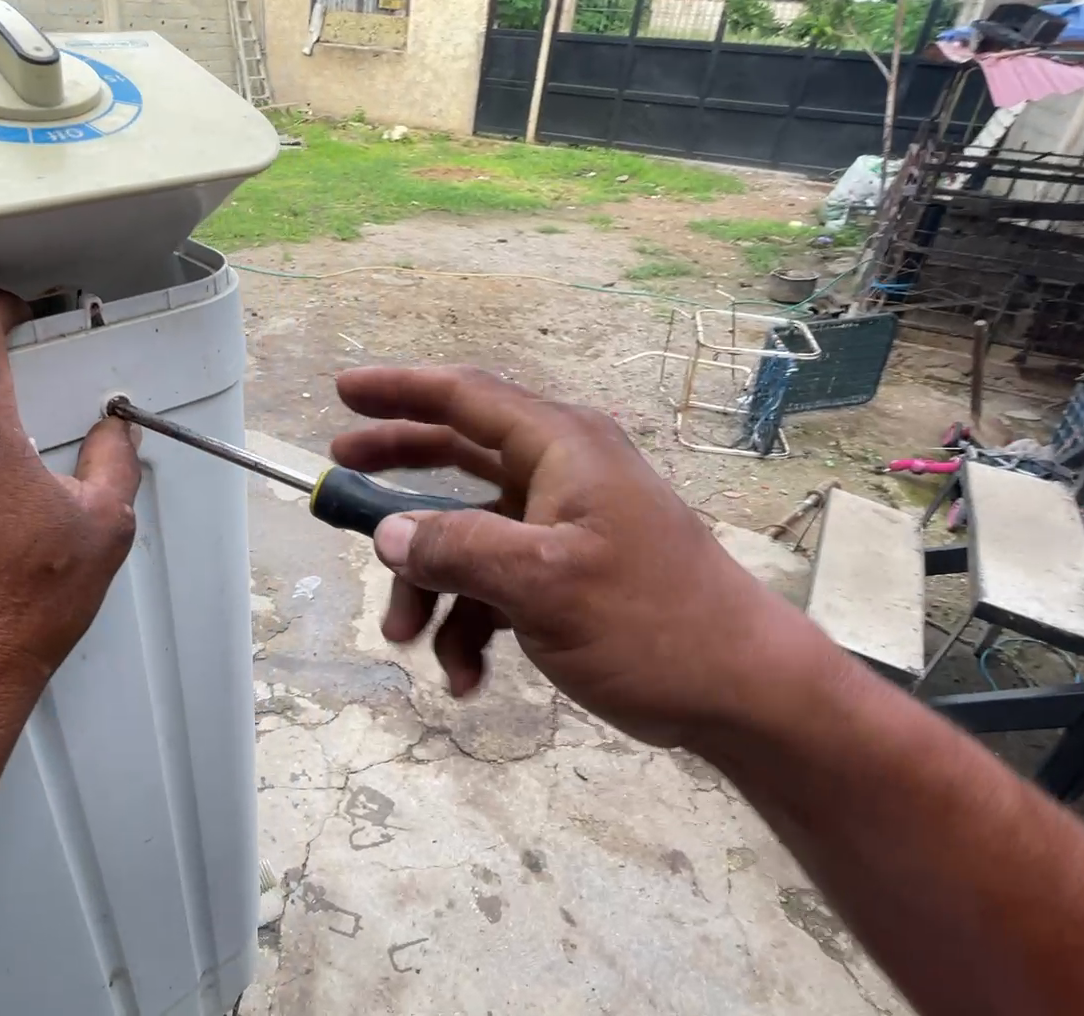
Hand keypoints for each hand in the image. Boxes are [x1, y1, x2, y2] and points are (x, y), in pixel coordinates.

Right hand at [331, 366, 841, 746]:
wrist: (741, 694)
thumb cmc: (651, 623)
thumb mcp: (542, 584)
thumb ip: (458, 550)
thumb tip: (388, 534)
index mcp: (561, 447)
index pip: (465, 397)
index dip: (398, 389)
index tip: (343, 391)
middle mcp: (559, 474)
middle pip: (458, 456)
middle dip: (398, 472)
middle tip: (342, 475)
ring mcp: (562, 526)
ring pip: (468, 536)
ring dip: (431, 587)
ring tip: (409, 640)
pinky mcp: (564, 574)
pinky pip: (494, 584)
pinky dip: (469, 623)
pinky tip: (467, 675)